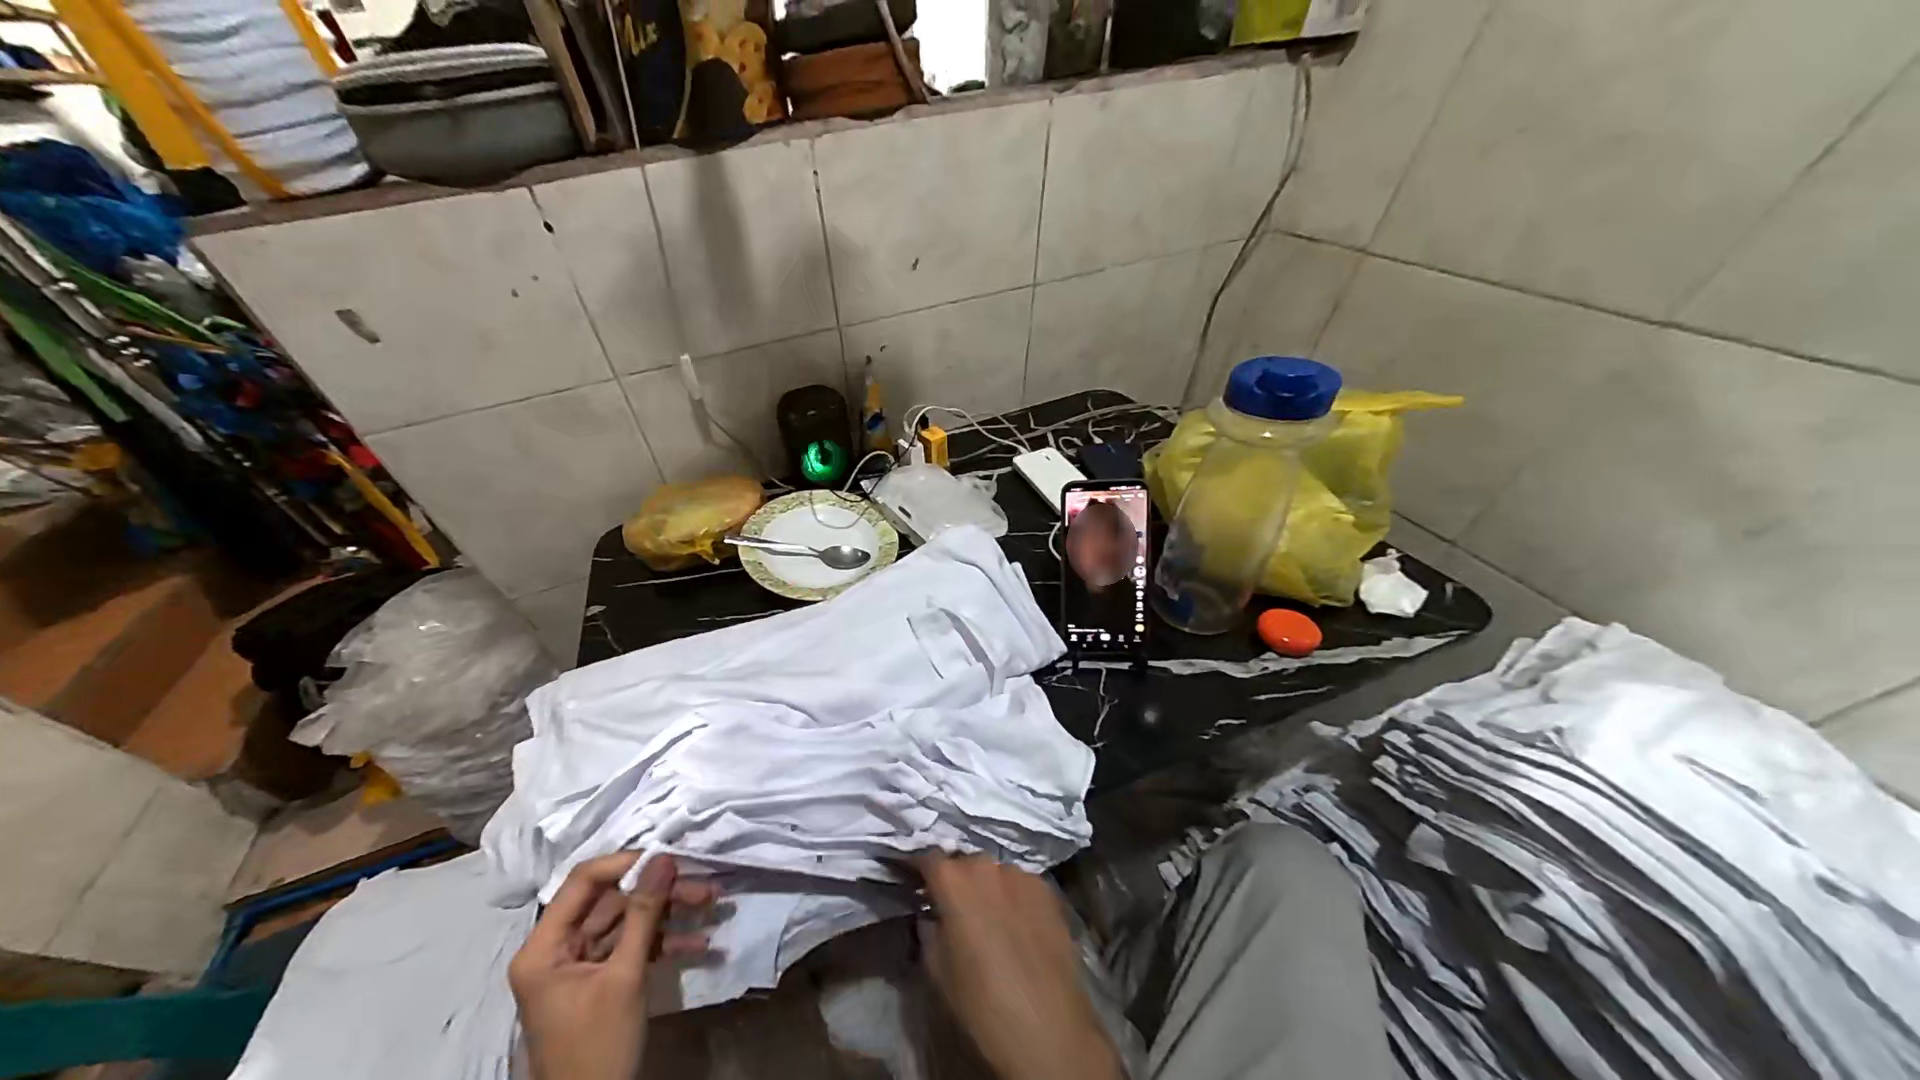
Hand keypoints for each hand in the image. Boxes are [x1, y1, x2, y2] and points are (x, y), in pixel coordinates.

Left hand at [508, 854, 716, 1079]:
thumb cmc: (598, 1045)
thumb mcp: (625, 976)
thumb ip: (644, 913)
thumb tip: (663, 859)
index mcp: (545, 946)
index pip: (583, 881)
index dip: (626, 864)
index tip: (669, 858)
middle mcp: (557, 948)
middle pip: (612, 901)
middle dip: (660, 893)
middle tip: (704, 885)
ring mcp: (580, 964)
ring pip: (629, 921)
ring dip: (670, 915)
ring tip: (712, 905)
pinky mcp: (602, 979)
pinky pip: (633, 946)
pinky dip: (664, 943)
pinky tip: (700, 944)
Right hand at [917, 855, 1123, 1079]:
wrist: (1048, 1028)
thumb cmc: (981, 1002)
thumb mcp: (938, 970)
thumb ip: (928, 931)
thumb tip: (930, 916)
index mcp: (953, 880)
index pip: (927, 858)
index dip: (916, 868)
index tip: (910, 879)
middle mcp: (986, 866)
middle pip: (963, 863)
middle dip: (955, 879)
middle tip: (951, 905)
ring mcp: (1021, 875)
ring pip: (995, 874)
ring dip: (986, 887)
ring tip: (988, 917)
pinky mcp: (1048, 890)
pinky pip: (1021, 886)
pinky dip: (1013, 897)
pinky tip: (1017, 924)